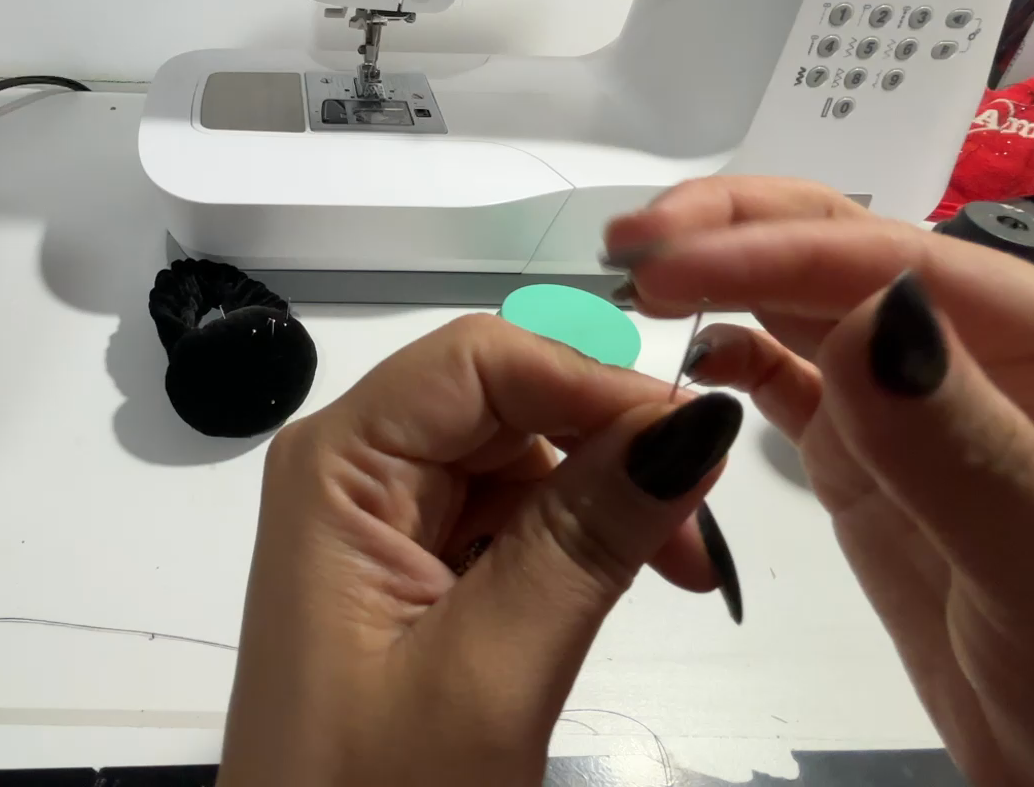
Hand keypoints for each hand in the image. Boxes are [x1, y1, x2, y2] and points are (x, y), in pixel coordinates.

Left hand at [217, 316, 742, 786]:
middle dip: (599, 439)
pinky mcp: (402, 549)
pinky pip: (498, 503)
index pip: (473, 361)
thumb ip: (586, 536)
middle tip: (695, 520)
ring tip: (672, 564)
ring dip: (595, 488)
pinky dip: (565, 527)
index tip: (694, 434)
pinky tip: (613, 569)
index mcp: (339, 460)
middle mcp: (350, 460)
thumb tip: (694, 423)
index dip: (583, 377)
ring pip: (507, 447)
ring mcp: (375, 504)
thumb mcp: (489, 673)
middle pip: (492, 396)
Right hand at [605, 176, 1033, 786]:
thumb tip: (863, 318)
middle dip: (730, 230)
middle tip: (630, 241)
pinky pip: (781, 380)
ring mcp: (911, 408)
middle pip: (843, 252)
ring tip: (635, 277)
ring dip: (715, 275)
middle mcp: (985, 358)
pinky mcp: (860, 455)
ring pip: (800, 304)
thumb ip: (971, 453)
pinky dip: (725, 354)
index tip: (662, 265)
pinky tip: (688, 355)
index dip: (770, 251)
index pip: (899, 266)